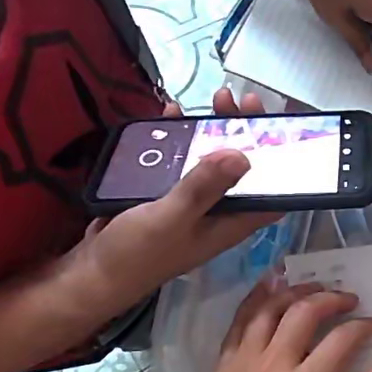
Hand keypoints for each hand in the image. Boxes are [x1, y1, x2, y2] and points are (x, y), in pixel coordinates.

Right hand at [47, 87, 273, 322]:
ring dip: (213, 130)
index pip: (272, 189)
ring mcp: (193, 201)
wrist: (91, 274)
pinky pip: (180, 160)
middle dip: (243, 131)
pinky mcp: (167, 194)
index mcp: (232, 222)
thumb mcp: (173, 217)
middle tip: (234, 99)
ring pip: (211, 159)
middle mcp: (219, 210)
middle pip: (243, 166)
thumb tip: (244, 156)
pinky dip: (180, 138)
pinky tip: (173, 114)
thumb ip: (204, 187)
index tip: (276, 123)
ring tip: (211, 98)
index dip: (280, 157)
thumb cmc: (138, 253)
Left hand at [145, 283, 371, 371]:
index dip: (361, 326)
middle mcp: (272, 367)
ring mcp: (242, 362)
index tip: (371, 325)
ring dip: (297, 291)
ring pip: (270, 307)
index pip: (340, 340)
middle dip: (332, 298)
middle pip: (304, 312)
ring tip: (316, 288)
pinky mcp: (222, 363)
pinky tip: (274, 286)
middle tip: (348, 300)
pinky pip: (240, 319)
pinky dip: (259, 297)